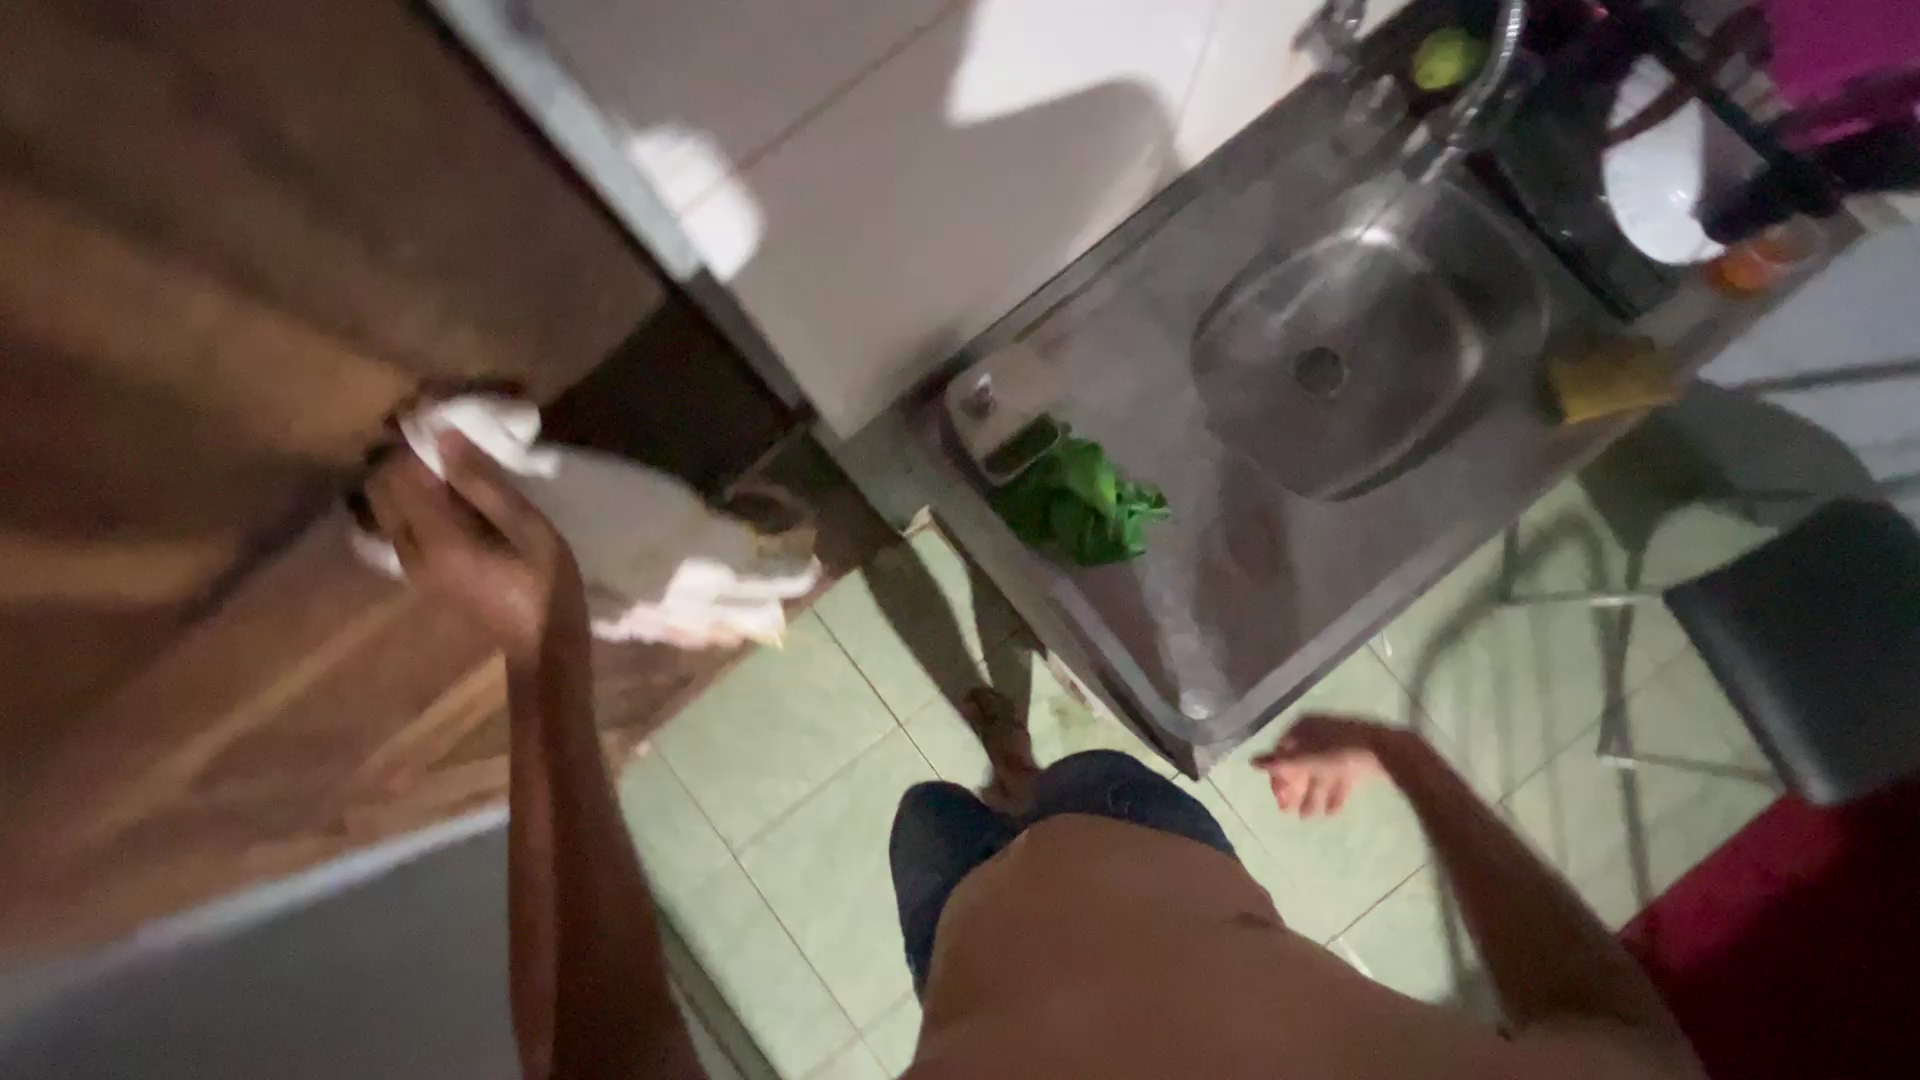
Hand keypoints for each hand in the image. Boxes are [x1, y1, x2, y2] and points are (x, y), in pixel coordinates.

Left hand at [365, 433, 584, 659]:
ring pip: (384, 506)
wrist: (542, 643)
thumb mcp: (529, 528)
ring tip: (451, 466)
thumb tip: (445, 437)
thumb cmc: (545, 583)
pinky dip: (413, 500)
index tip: (448, 421)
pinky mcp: (421, 572)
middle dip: (404, 457)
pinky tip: (451, 499)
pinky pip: (398, 523)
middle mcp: (409, 548)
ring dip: (407, 478)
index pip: (400, 472)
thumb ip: (485, 484)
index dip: (417, 441)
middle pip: (380, 487)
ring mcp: (411, 564)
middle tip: (447, 441)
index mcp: (437, 536)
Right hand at [1251, 714, 1402, 817]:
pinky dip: (1333, 794)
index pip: (1281, 752)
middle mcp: (1317, 735)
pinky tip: (1330, 813)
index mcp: (1302, 729)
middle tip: (1287, 812)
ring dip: (1312, 796)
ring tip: (1307, 817)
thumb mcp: (1303, 759)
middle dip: (1294, 790)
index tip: (1278, 798)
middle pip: (1300, 765)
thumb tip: (1251, 762)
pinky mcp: (1356, 761)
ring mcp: (1338, 748)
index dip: (1277, 776)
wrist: (1383, 751)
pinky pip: (1339, 779)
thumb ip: (1277, 763)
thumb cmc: (1335, 751)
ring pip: (1319, 774)